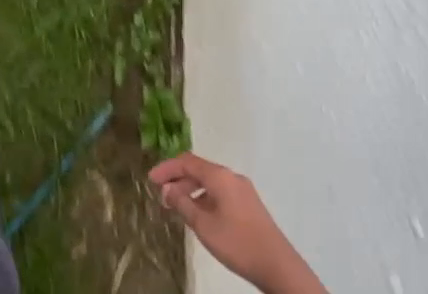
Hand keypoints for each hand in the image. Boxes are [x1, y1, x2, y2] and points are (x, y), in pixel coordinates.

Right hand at [149, 153, 326, 293]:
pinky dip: (204, 198)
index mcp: (220, 176)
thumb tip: (167, 189)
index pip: (187, 162)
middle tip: (161, 197)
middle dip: (178, 180)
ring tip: (177, 208)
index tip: (150, 180)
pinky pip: (220, 193)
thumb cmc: (237, 242)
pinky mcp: (249, 204)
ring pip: (210, 182)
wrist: (277, 265)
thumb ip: (183, 204)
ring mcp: (243, 190)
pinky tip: (198, 215)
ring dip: (191, 191)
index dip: (167, 168)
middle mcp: (232, 177)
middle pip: (199, 170)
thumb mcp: (203, 225)